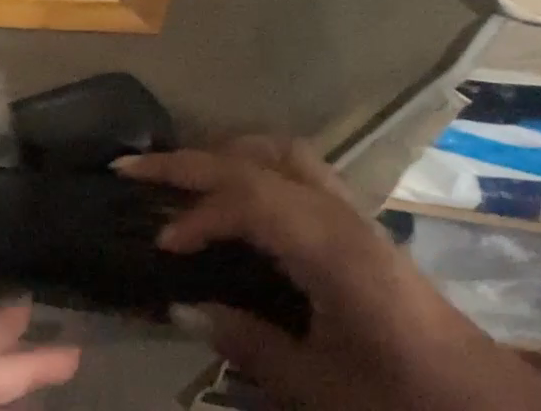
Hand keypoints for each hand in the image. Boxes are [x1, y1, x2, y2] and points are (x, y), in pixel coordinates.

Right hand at [116, 138, 540, 410]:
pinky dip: (252, 168)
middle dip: (188, 160)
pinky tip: (235, 199)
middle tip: (133, 169)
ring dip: (224, 154)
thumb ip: (247, 343)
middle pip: (254, 160)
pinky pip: (296, 172)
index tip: (160, 246)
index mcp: (332, 248)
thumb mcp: (322, 388)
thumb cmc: (406, 398)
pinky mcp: (359, 229)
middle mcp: (340, 216)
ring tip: (183, 175)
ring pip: (280, 153)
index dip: (193, 214)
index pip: (246, 199)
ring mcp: (353, 216)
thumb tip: (181, 307)